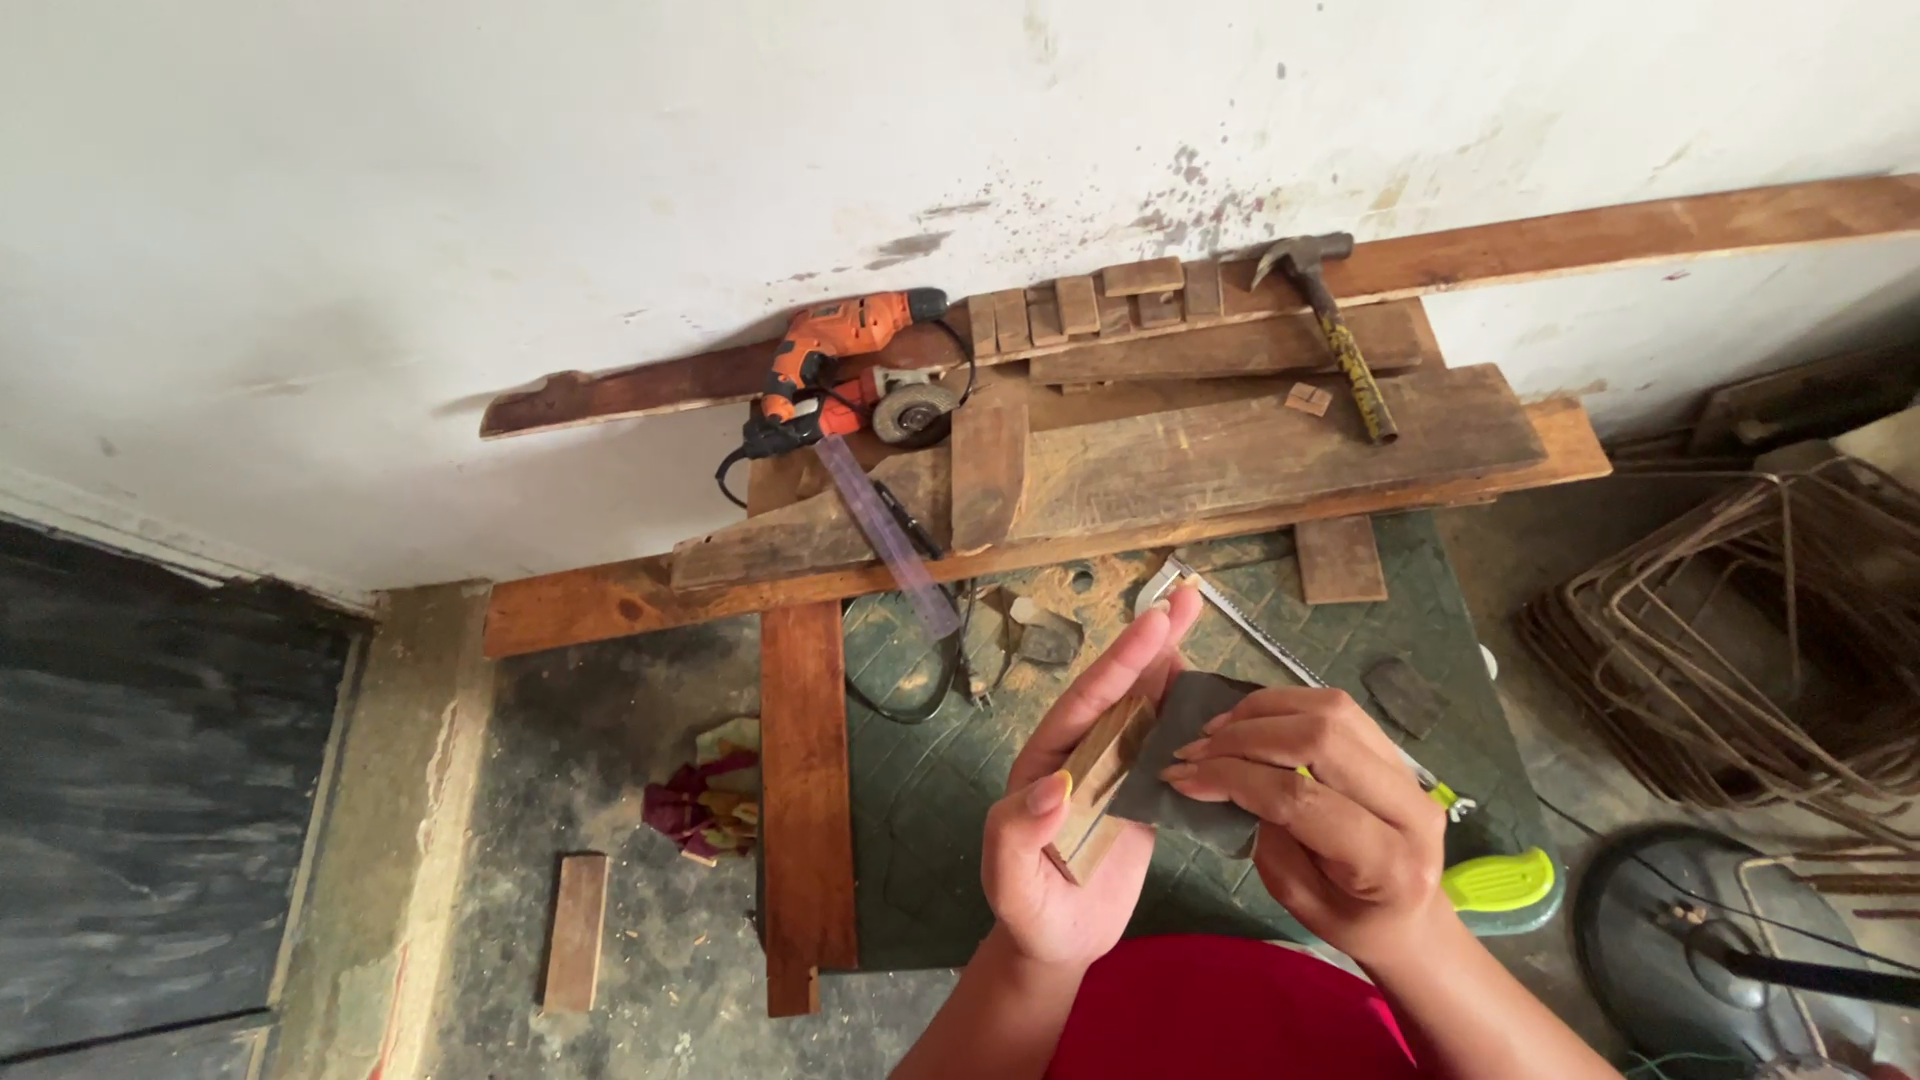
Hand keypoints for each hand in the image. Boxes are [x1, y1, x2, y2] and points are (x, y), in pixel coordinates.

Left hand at [979, 583, 1203, 967]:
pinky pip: (1167, 747)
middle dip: (1149, 643)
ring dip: (1171, 666)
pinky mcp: (1141, 793)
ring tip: (1195, 621)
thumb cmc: (1026, 908)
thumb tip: (1053, 786)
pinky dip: (1187, 716)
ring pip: (1145, 709)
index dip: (1119, 664)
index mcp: (1048, 758)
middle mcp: (1081, 752)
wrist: (1058, 940)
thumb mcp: (1008, 878)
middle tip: (1185, 599)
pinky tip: (1209, 694)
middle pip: (1118, 690)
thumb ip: (1016, 832)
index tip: (1151, 624)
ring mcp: (1113, 770)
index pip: (1085, 702)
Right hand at [1160, 687, 1450, 965]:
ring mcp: (1406, 769)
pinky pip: (1334, 705)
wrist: (1412, 917)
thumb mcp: (1299, 901)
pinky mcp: (1391, 748)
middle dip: (1242, 737)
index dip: (1232, 778)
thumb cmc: (1352, 919)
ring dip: (1259, 711)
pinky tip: (1246, 720)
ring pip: (1329, 709)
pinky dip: (1279, 705)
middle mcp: (1409, 806)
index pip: (1299, 797)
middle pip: (1320, 737)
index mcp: (1388, 862)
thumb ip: (1266, 840)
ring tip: (1215, 731)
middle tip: (1194, 751)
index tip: (1180, 777)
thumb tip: (1222, 781)